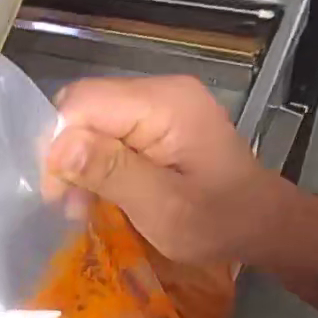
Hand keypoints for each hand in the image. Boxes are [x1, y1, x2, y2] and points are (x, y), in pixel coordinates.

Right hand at [44, 75, 290, 265]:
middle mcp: (160, 92)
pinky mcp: (159, 125)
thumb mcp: (162, 206)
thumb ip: (112, 172)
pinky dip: (97, 165)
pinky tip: (98, 195)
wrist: (262, 225)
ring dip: (80, 164)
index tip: (56, 193)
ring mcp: (161, 107)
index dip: (59, 144)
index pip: (85, 102)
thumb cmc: (218, 223)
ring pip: (94, 122)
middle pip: (86, 108)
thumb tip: (58, 148)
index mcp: (165, 103)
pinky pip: (111, 134)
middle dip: (66, 155)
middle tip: (67, 204)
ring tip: (81, 208)